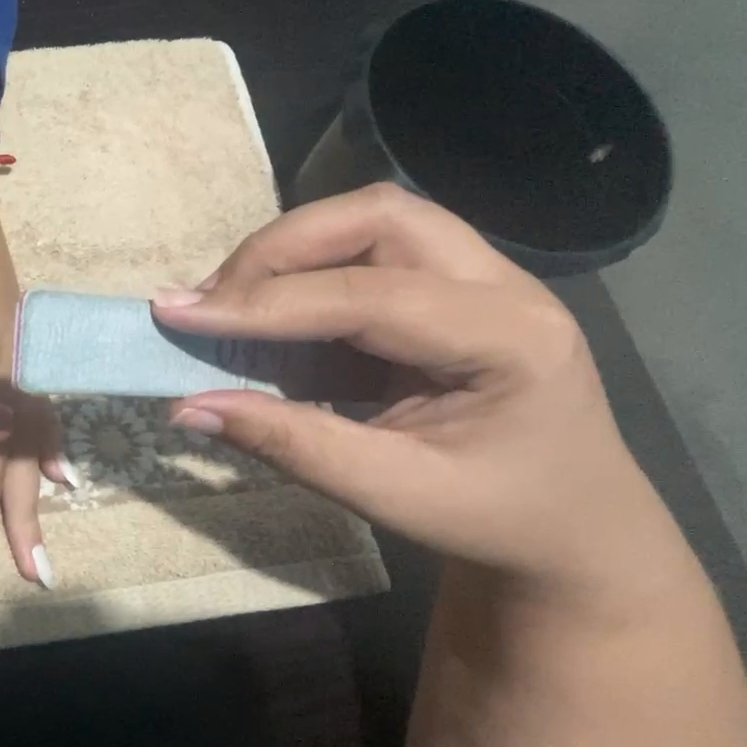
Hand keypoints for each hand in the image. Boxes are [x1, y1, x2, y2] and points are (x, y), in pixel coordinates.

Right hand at [152, 184, 662, 582]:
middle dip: (278, 249)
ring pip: (370, 222)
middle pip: (377, 218)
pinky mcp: (448, 289)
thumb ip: (287, 443)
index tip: (175, 314)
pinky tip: (264, 317)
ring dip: (288, 252)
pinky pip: (364, 255)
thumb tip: (185, 408)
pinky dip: (301, 275)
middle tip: (209, 301)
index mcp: (510, 339)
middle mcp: (504, 286)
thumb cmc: (493, 517)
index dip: (261, 302)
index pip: (365, 295)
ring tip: (225, 303)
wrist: (571, 528)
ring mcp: (480, 279)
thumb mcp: (388, 492)